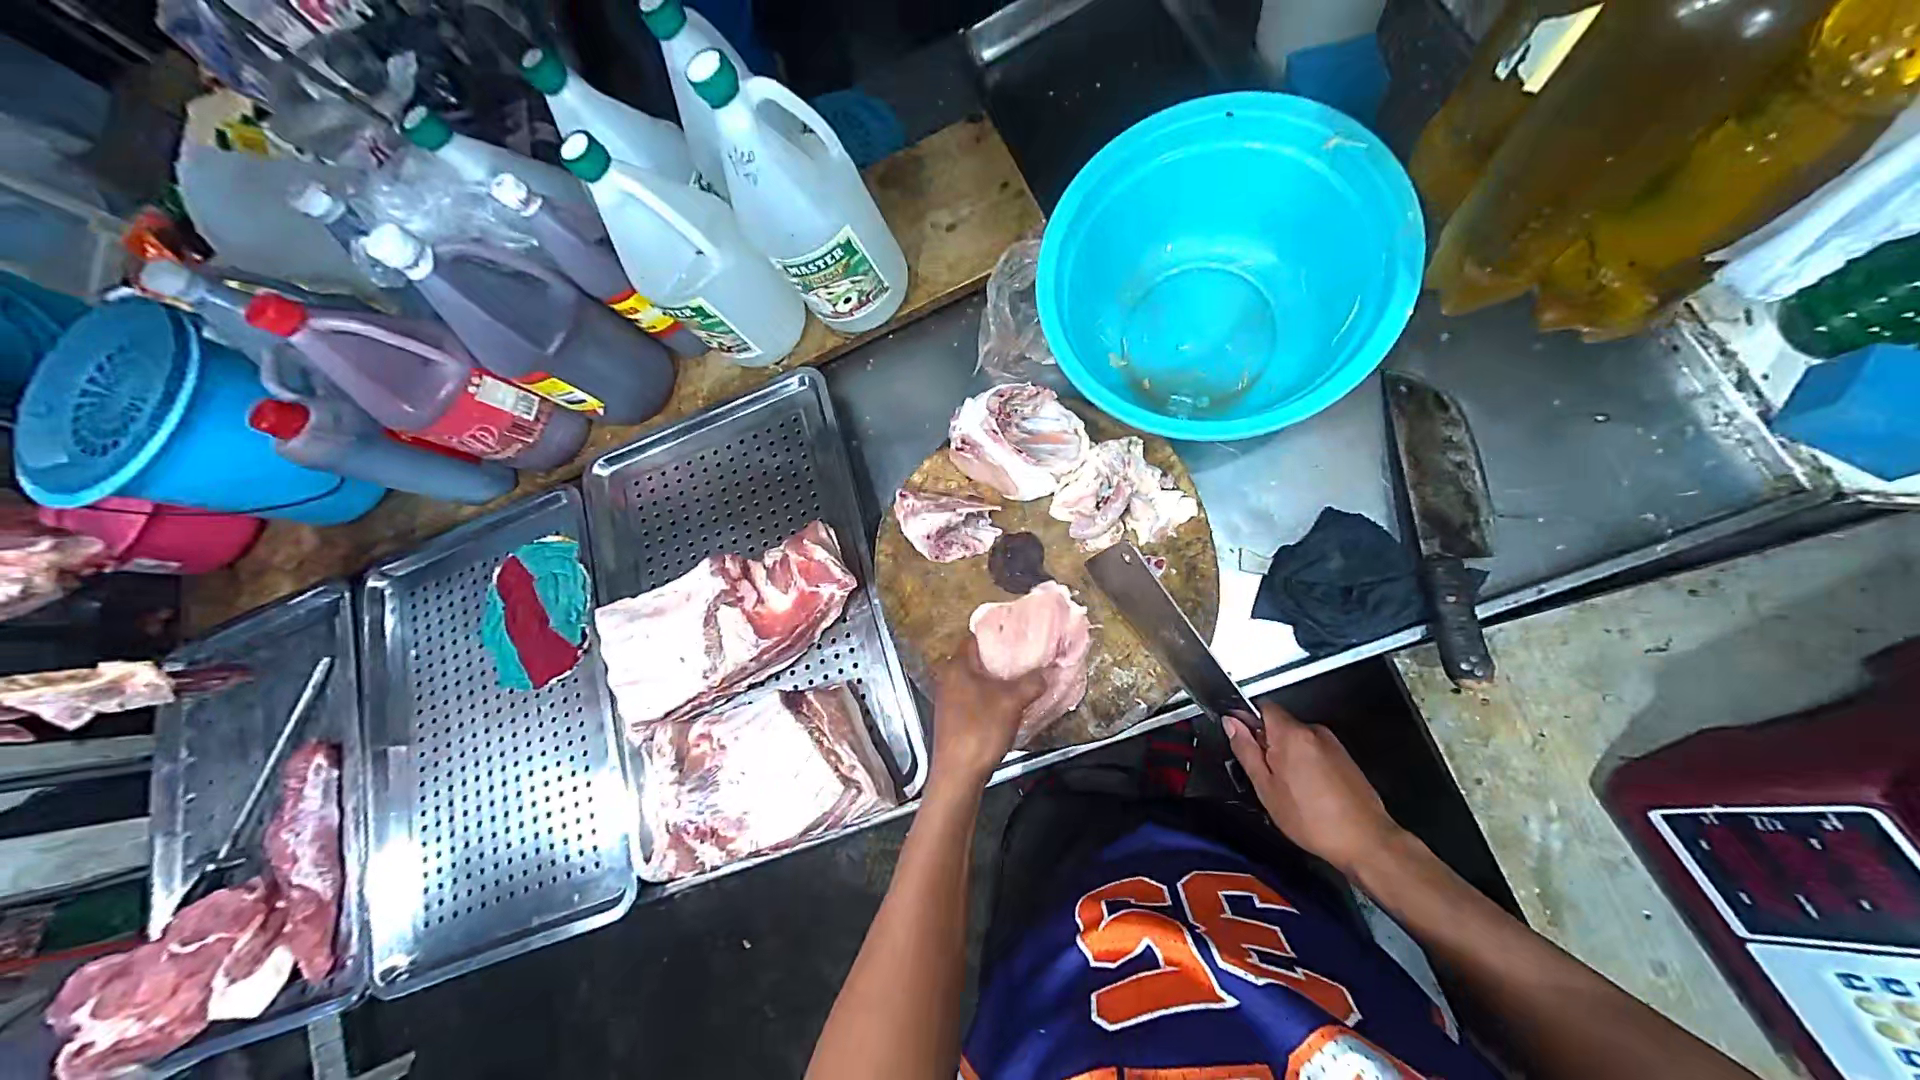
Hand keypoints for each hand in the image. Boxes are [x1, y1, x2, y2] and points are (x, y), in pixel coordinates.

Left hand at [929, 640, 1047, 789]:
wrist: (958, 773)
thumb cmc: (979, 730)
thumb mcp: (1012, 701)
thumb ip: (1031, 682)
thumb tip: (1045, 673)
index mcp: (957, 666)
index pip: (975, 638)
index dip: (997, 634)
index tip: (1017, 634)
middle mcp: (948, 679)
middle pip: (978, 660)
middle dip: (1001, 659)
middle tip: (1026, 657)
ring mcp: (949, 700)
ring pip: (977, 681)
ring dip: (998, 681)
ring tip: (1022, 679)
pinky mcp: (954, 719)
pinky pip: (976, 698)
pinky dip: (992, 697)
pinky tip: (1009, 705)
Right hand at [1224, 701, 1405, 876]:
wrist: (1365, 841)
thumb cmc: (1315, 820)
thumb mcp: (1265, 787)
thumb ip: (1245, 750)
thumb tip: (1231, 725)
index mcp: (1291, 734)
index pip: (1261, 707)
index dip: (1247, 721)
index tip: (1242, 738)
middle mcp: (1314, 732)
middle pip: (1279, 724)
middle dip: (1268, 743)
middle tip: (1265, 774)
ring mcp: (1332, 743)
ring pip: (1296, 739)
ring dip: (1287, 755)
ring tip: (1289, 788)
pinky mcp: (1344, 757)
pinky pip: (1314, 750)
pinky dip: (1306, 764)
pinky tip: (1308, 792)